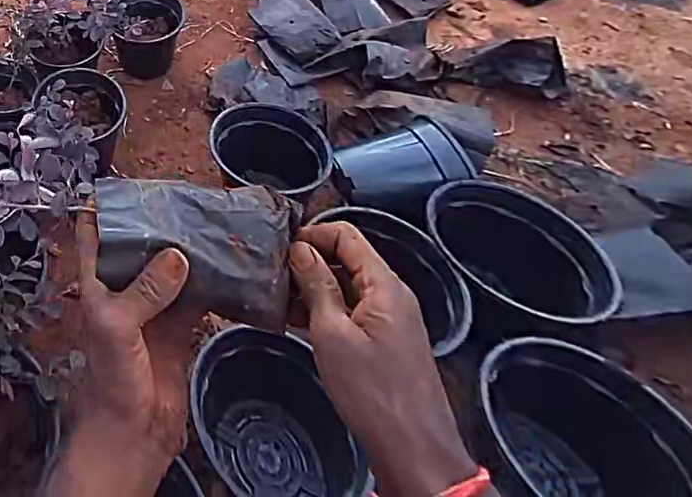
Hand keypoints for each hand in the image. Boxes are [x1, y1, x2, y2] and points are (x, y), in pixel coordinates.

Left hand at [44, 211, 198, 496]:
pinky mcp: (178, 327)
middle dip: (153, 224)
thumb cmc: (111, 378)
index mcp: (98, 282)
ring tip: (205, 222)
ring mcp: (152, 306)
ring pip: (167, 267)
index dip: (102, 208)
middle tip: (179, 198)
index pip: (93, 234)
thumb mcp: (117, 326)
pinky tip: (223, 264)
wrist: (135, 434)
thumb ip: (145, 290)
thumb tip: (177, 255)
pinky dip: (206, 281)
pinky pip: (193, 296)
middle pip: (136, 245)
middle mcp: (124, 288)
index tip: (123, 184)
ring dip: (183, 249)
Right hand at [290, 221, 480, 496]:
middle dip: (309, 261)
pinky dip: (325, 310)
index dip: (312, 234)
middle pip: (346, 258)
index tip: (281, 248)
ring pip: (345, 285)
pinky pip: (351, 310)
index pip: (346, 235)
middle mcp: (391, 295)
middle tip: (274, 274)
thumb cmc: (373, 393)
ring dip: (313, 288)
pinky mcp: (384, 341)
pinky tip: (296, 323)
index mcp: (384, 285)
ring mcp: (389, 319)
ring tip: (278, 299)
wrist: (417, 457)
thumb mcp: (332, 333)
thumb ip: (316, 284)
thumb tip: (299, 247)